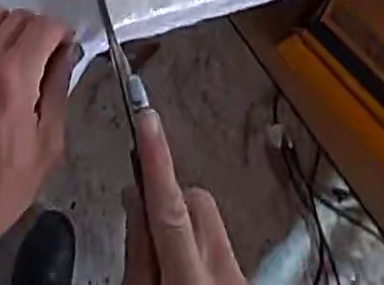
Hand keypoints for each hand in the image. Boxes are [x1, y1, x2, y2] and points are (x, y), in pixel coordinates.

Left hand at [0, 7, 74, 252]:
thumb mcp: (47, 144)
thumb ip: (59, 87)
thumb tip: (66, 52)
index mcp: (13, 77)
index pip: (46, 26)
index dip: (63, 33)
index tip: (67, 50)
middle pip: (22, 17)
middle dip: (42, 31)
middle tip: (48, 59)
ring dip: (15, 27)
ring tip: (22, 56)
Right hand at [125, 109, 246, 284]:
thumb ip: (138, 257)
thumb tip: (135, 199)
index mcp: (189, 282)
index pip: (170, 208)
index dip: (156, 159)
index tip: (147, 117)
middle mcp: (224, 273)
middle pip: (197, 199)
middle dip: (169, 199)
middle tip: (143, 224)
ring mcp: (241, 275)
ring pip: (210, 217)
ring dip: (184, 224)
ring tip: (164, 260)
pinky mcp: (248, 275)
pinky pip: (220, 240)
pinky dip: (200, 246)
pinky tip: (186, 271)